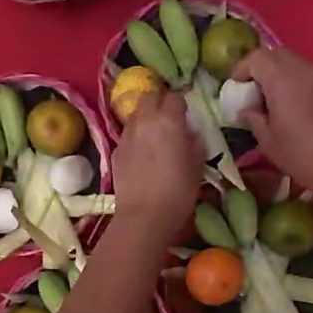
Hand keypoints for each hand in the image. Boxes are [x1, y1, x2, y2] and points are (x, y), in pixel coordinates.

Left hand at [109, 90, 200, 230]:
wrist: (144, 215)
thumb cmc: (178, 190)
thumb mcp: (197, 164)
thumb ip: (194, 141)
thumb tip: (189, 132)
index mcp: (167, 120)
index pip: (174, 97)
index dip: (181, 103)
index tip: (186, 113)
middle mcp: (144, 121)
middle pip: (149, 97)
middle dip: (159, 101)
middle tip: (168, 115)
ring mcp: (126, 135)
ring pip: (135, 114)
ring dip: (145, 118)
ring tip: (154, 134)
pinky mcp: (115, 151)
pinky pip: (127, 135)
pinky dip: (135, 137)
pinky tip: (142, 153)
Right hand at [231, 47, 312, 192]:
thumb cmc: (305, 158)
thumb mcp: (268, 143)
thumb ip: (253, 119)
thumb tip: (247, 109)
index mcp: (285, 83)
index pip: (258, 57)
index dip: (242, 68)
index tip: (235, 87)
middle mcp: (307, 72)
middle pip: (278, 54)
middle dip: (260, 67)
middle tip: (252, 91)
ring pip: (297, 63)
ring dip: (280, 74)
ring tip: (274, 101)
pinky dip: (298, 83)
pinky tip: (298, 108)